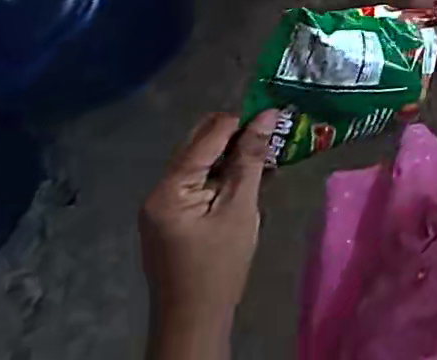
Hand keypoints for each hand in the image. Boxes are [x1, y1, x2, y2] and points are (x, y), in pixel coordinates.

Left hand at [139, 110, 277, 359]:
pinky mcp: (172, 215)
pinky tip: (250, 174)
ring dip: (233, 151)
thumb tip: (268, 115)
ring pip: (202, 158)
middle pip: (201, 141)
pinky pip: (199, 178)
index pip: (209, 135)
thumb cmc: (219, 267)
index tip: (276, 112)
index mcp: (170, 188)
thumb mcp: (240, 209)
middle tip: (273, 131)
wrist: (194, 323)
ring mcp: (163, 203)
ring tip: (267, 151)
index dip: (244, 119)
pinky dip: (224, 172)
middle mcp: (159, 189)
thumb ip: (251, 158)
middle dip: (238, 132)